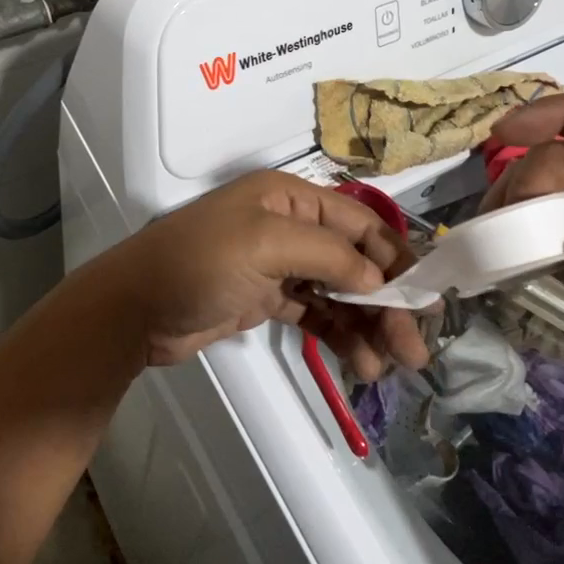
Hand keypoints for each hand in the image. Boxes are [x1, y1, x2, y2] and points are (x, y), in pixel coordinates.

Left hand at [89, 170, 430, 378]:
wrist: (135, 309)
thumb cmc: (199, 262)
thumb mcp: (265, 245)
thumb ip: (328, 255)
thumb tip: (381, 279)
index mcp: (288, 198)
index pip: (357, 221)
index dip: (395, 256)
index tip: (428, 296)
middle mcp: (287, 227)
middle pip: (354, 260)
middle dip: (387, 301)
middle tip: (414, 347)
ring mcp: (277, 266)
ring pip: (339, 292)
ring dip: (366, 325)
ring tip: (385, 365)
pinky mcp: (267, 300)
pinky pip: (317, 314)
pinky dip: (340, 335)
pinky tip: (359, 363)